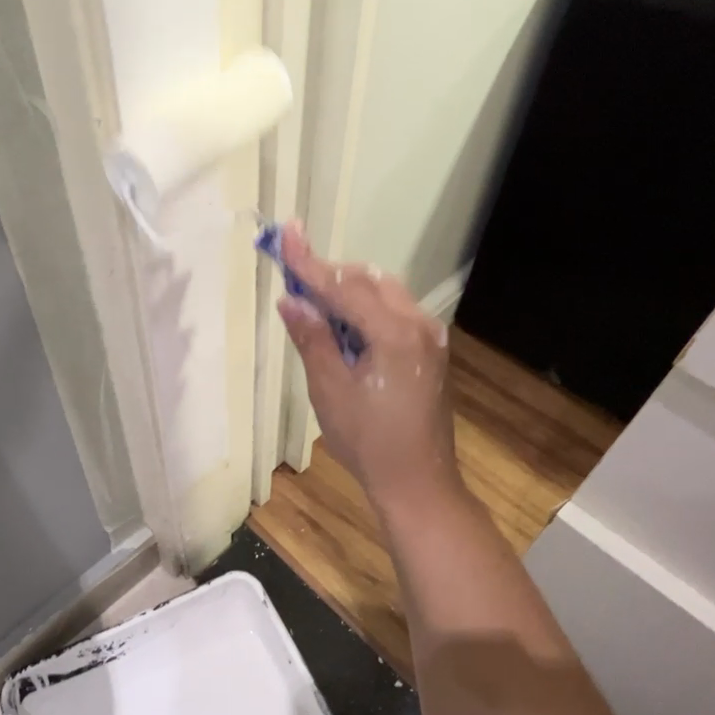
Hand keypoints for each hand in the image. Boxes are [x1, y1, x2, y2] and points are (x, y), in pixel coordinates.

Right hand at [277, 224, 464, 512]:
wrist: (417, 482)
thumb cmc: (368, 442)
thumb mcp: (330, 390)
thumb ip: (312, 338)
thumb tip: (291, 299)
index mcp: (394, 333)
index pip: (344, 286)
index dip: (309, 261)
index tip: (286, 232)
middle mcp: (418, 325)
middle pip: (369, 280)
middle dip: (330, 274)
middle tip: (292, 276)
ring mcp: (429, 337)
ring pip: (383, 293)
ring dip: (347, 290)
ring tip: (313, 303)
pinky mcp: (428, 351)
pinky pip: (393, 312)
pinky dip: (364, 308)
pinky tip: (342, 325)